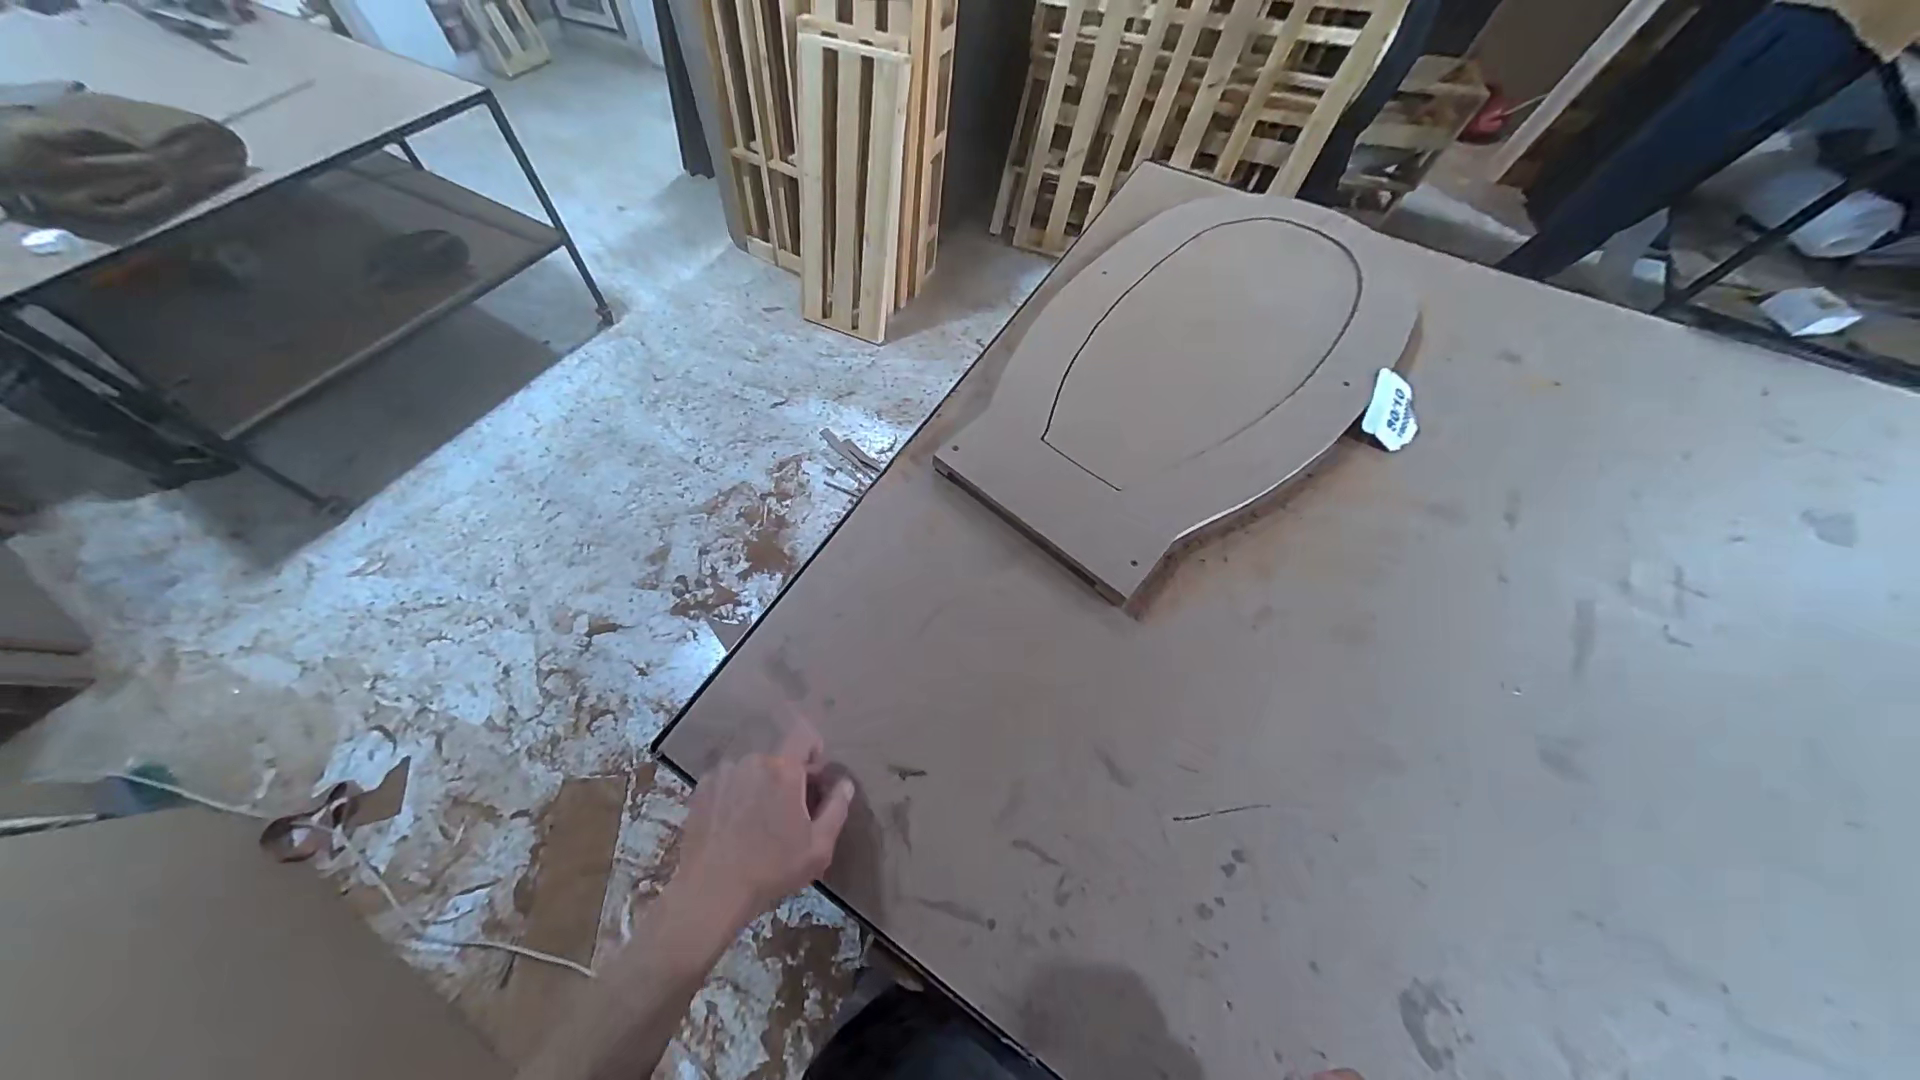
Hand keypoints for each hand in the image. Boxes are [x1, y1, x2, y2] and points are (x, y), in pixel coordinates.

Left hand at [673, 718, 855, 926]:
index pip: (803, 734)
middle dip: (787, 775)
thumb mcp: (818, 847)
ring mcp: (723, 773)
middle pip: (778, 756)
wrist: (710, 892)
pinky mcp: (702, 788)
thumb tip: (844, 784)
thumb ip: (837, 808)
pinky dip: (736, 793)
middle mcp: (752, 761)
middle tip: (788, 810)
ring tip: (757, 820)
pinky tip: (734, 823)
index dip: (813, 749)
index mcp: (783, 769)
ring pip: (752, 769)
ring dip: (761, 784)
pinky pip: (729, 780)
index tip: (813, 778)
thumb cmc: (771, 869)